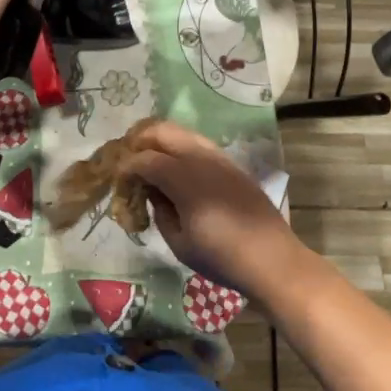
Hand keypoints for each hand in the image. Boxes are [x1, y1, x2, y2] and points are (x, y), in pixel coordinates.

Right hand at [122, 122, 305, 299]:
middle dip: (139, 140)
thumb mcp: (179, 243)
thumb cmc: (221, 257)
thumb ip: (159, 211)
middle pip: (161, 130)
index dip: (126, 167)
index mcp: (183, 177)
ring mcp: (218, 157)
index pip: (144, 159)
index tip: (117, 180)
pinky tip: (177, 170)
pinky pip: (198, 144)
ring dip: (160, 140)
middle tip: (128, 159)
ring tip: (149, 160)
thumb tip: (152, 192)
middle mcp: (199, 157)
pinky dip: (180, 148)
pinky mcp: (231, 164)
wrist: (273, 260)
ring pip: (181, 132)